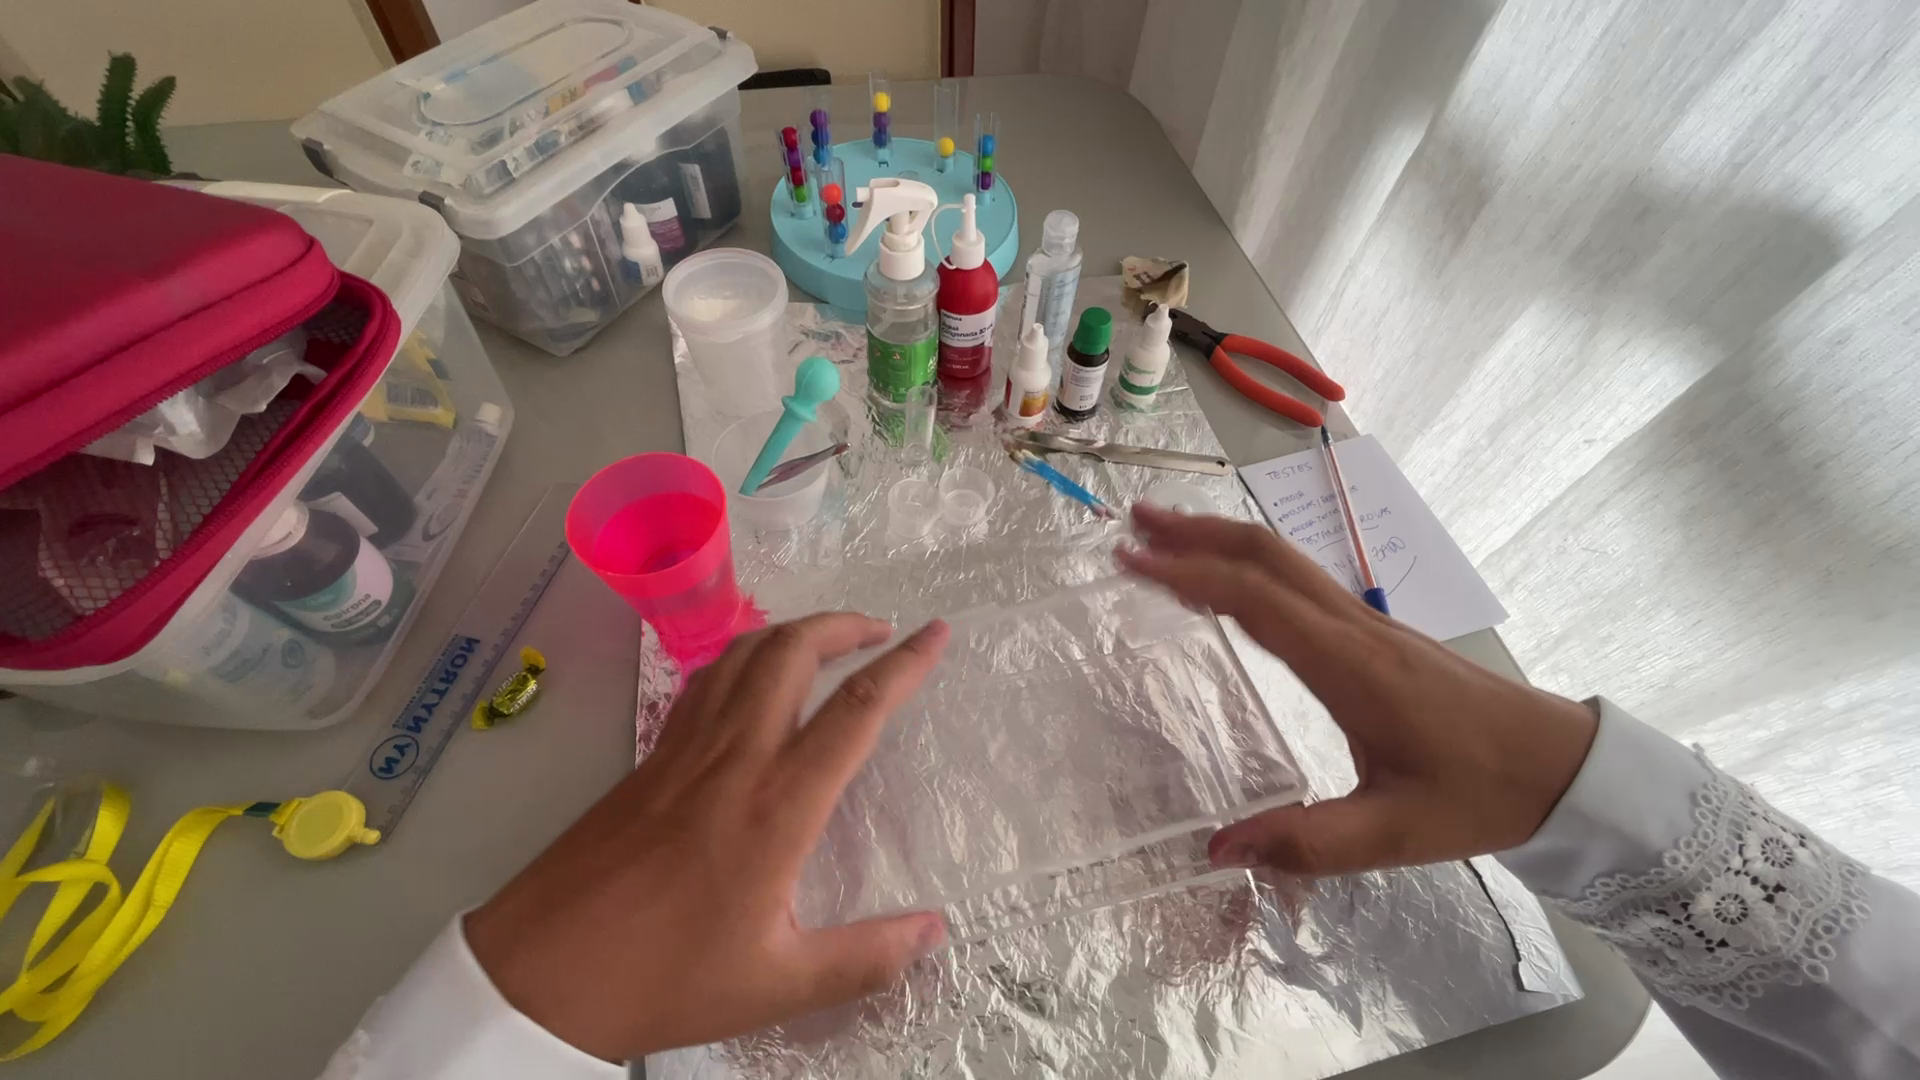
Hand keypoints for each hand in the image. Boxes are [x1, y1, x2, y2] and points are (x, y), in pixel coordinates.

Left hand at [465, 614, 951, 1062]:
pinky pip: (710, 678)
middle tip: (882, 630)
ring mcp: (689, 746)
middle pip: (794, 651)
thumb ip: (864, 958)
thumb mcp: (776, 983)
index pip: (857, 709)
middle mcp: (738, 754)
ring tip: (830, 639)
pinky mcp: (655, 752)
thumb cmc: (665, 977)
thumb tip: (935, 932)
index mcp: (779, 803)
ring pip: (746, 653)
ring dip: (795, 630)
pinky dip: (746, 655)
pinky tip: (756, 674)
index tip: (936, 633)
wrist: (539, 974)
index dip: (905, 663)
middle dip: (845, 623)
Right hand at [1117, 504, 1597, 876]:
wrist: (1560, 764)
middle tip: (1134, 525)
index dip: (1187, 574)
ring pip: (1280, 556)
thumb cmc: (1479, 794)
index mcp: (1347, 664)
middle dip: (1193, 532)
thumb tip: (1217, 849)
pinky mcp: (1368, 626)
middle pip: (1264, 554)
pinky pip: (1294, 575)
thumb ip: (1305, 842)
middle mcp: (1349, 624)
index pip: (1254, 599)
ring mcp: (1361, 618)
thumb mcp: (1394, 833)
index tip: (1132, 561)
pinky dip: (1245, 559)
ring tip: (1164, 531)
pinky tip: (1225, 572)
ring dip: (1218, 536)